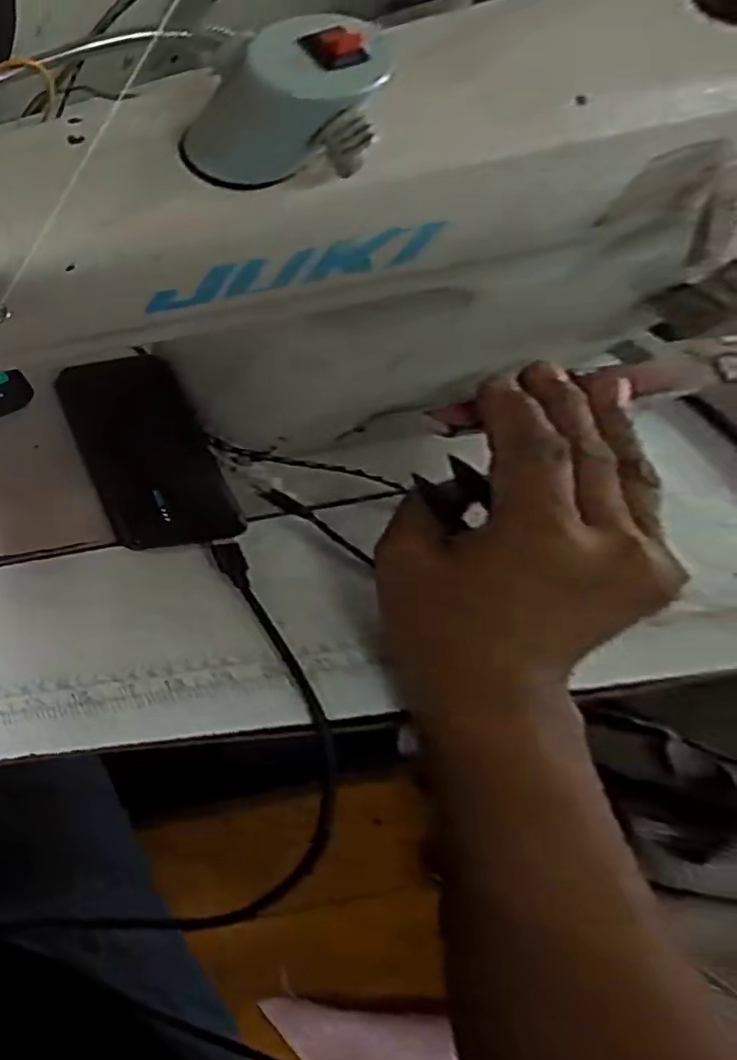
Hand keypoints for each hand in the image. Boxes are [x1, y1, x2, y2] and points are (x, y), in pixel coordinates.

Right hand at [376, 363, 686, 720]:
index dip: (515, 413)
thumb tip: (454, 476)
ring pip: (628, 473)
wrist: (492, 686)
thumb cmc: (434, 626)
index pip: (535, 455)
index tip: (496, 385)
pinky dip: (621, 466)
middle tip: (541, 373)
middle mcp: (608, 543)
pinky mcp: (654, 571)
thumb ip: (430, 506)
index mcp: (538, 540)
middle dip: (562, 408)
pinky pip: (637, 504)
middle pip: (590, 456)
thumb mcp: (405, 559)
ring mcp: (642, 558)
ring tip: (595, 385)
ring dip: (606, 426)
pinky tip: (611, 441)